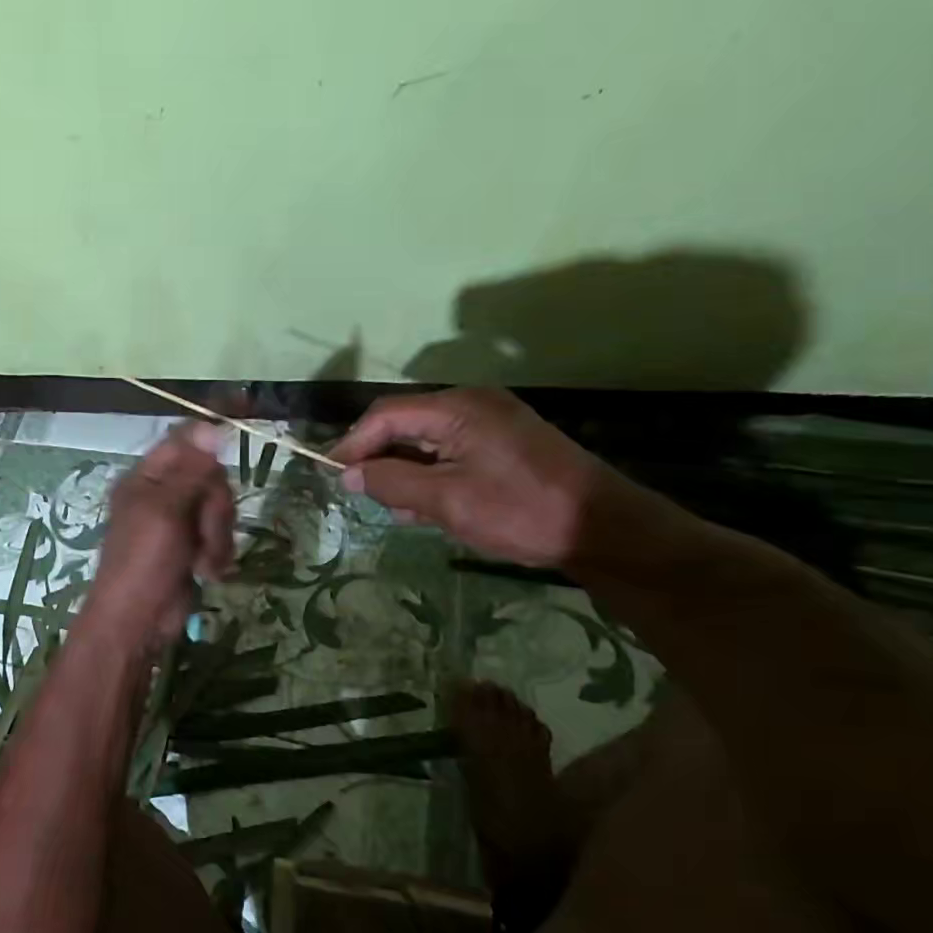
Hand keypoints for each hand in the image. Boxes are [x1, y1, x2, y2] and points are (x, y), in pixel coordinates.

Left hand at [79, 422, 235, 638]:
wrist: (138, 622)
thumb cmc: (143, 563)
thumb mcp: (166, 512)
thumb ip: (191, 471)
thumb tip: (211, 426)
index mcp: (147, 478)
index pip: (185, 440)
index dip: (211, 428)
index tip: (243, 406)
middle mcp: (162, 493)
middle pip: (211, 477)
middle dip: (216, 509)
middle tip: (205, 534)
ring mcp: (178, 521)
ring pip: (220, 508)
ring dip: (218, 537)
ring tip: (205, 564)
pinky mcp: (192, 545)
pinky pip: (220, 534)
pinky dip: (218, 553)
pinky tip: (207, 572)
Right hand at [328, 388, 623, 567]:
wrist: (601, 528)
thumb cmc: (520, 510)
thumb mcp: (446, 499)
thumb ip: (392, 482)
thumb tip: (348, 473)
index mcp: (458, 407)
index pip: (387, 415)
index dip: (354, 443)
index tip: (332, 475)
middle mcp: (472, 405)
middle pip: (405, 425)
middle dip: (381, 462)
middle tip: (369, 500)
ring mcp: (490, 424)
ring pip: (426, 443)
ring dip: (406, 474)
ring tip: (401, 512)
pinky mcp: (502, 445)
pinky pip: (450, 453)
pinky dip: (431, 477)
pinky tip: (427, 508)